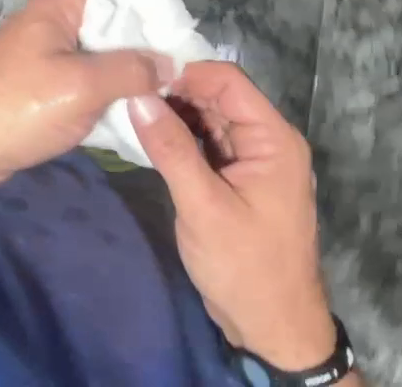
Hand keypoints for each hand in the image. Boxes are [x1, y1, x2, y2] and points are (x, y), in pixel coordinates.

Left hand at [0, 0, 167, 190]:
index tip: (185, 28)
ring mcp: (50, 61)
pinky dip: (113, 97)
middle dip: (148, 44)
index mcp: (58, 10)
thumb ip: (128, 70)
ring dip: (132, 75)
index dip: (150, 3)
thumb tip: (168, 63)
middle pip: (112, 26)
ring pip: (103, 59)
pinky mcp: (47, 92)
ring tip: (177, 91)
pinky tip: (143, 114)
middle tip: (190, 67)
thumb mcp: (81, 85)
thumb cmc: (17, 105)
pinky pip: (90, 86)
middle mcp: (55, 28)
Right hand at [130, 62, 335, 369]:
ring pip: (209, 116)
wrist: (272, 328)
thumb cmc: (245, 267)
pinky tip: (150, 135)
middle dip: (175, 91)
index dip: (186, 73)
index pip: (228, 81)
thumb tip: (137, 97)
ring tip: (132, 110)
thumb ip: (171, 149)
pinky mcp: (237, 176)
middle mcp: (268, 141)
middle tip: (128, 94)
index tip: (141, 81)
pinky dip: (181, 135)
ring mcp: (253, 159)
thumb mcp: (203, 207)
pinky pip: (208, 140)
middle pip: (218, 95)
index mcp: (274, 140)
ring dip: (174, 113)